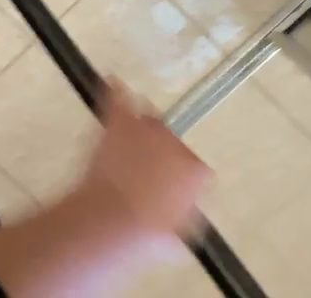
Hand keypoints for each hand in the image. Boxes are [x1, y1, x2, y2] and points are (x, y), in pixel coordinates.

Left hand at [74, 81, 212, 241]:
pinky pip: (116, 97)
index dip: (187, 174)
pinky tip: (112, 79)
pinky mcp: (117, 122)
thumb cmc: (148, 232)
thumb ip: (187, 213)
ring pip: (149, 117)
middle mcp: (174, 141)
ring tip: (137, 135)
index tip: (178, 183)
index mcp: (196, 170)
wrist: (110, 217)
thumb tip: (186, 209)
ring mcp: (144, 127)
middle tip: (152, 167)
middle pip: (174, 136)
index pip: (199, 165)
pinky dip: (114, 89)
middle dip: (166, 148)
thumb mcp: (179, 232)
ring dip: (144, 125)